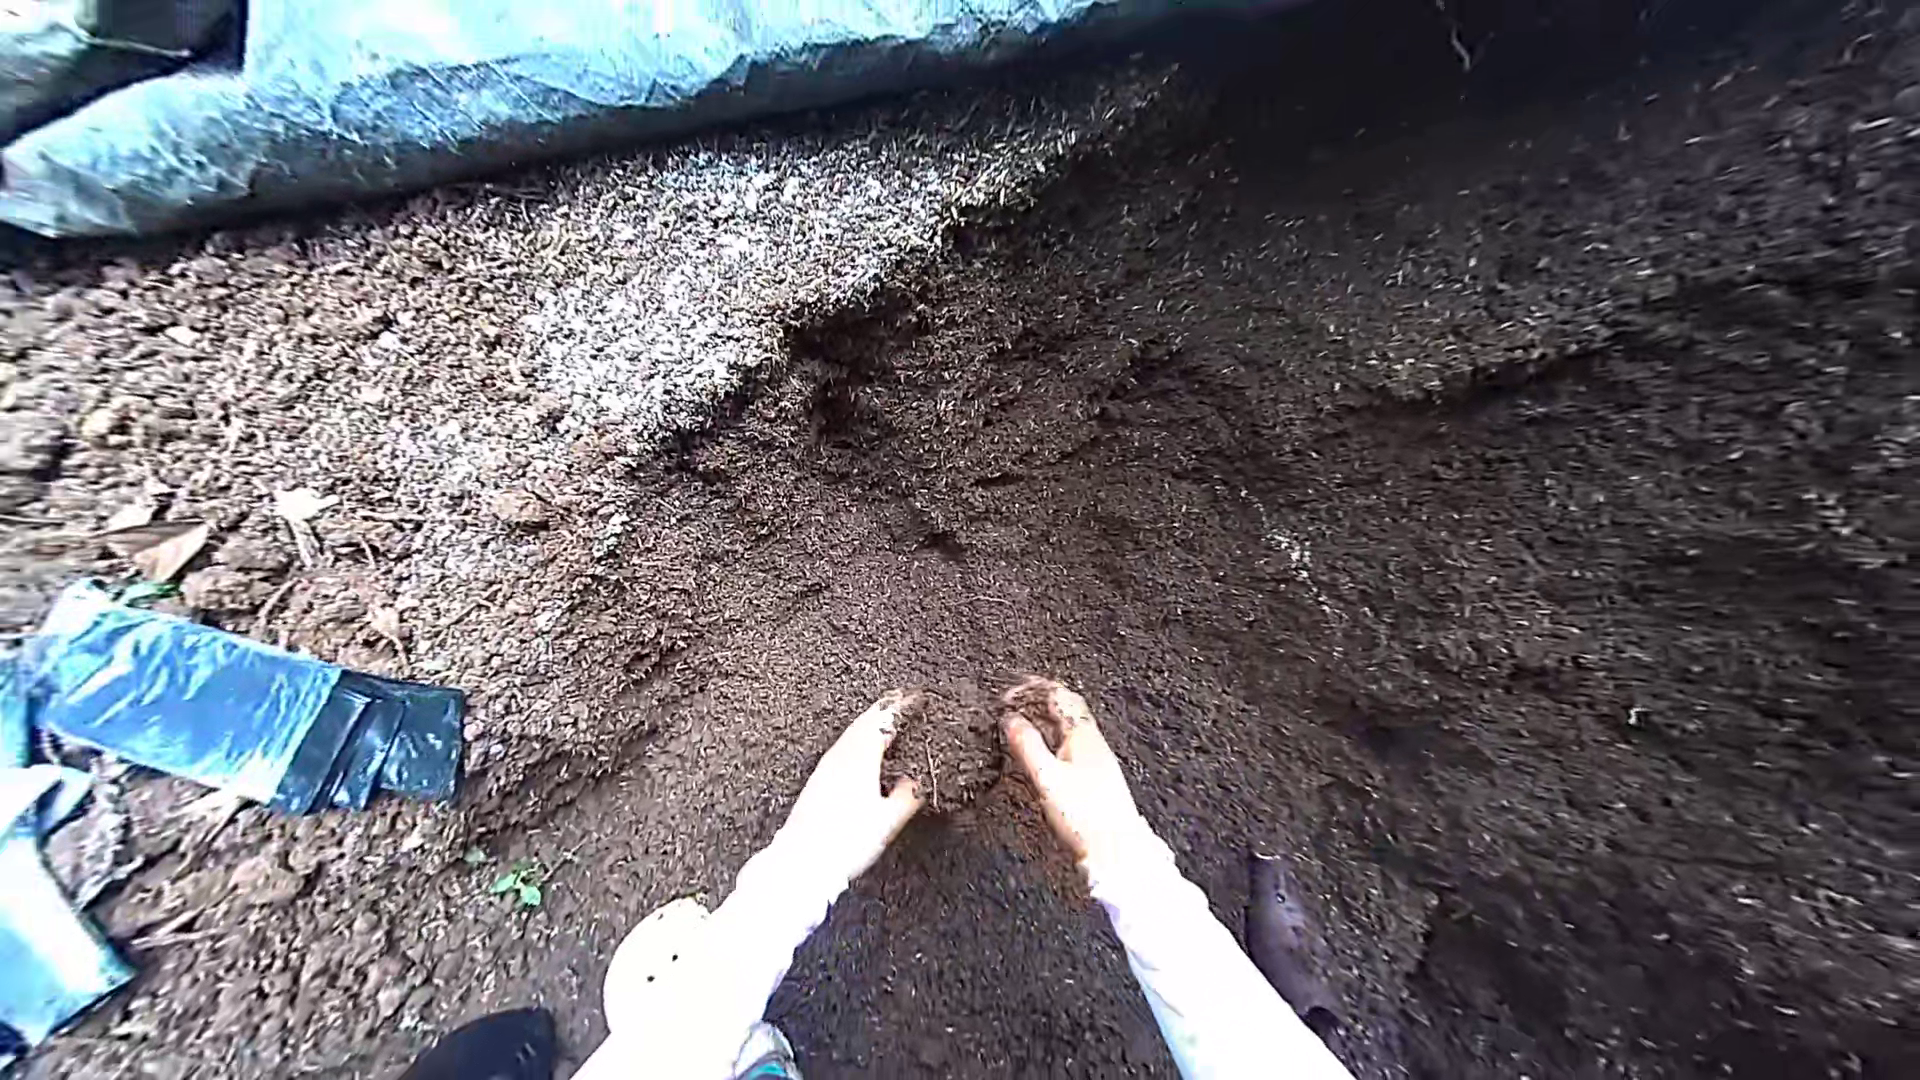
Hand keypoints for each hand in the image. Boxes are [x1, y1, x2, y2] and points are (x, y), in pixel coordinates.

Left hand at [777, 690, 924, 883]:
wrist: (800, 862)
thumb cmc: (845, 842)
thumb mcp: (887, 821)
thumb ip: (908, 795)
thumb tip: (919, 779)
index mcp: (861, 756)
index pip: (885, 720)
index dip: (902, 707)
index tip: (918, 698)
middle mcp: (842, 754)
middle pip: (866, 720)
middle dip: (886, 707)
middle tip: (903, 698)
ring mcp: (828, 764)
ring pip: (853, 731)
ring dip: (872, 719)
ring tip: (887, 716)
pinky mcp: (819, 777)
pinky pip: (844, 743)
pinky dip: (859, 734)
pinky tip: (863, 746)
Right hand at [1002, 676, 1154, 864]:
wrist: (1117, 853)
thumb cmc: (1084, 816)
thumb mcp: (1047, 778)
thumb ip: (1027, 745)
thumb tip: (1010, 719)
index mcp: (1083, 735)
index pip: (1059, 695)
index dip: (1033, 688)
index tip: (1010, 691)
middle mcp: (1091, 742)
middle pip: (1063, 709)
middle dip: (1035, 702)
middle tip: (1009, 705)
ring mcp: (1094, 759)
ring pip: (1064, 728)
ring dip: (1041, 721)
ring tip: (1017, 725)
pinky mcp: (1093, 778)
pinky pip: (1067, 746)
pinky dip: (1048, 741)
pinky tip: (1036, 754)